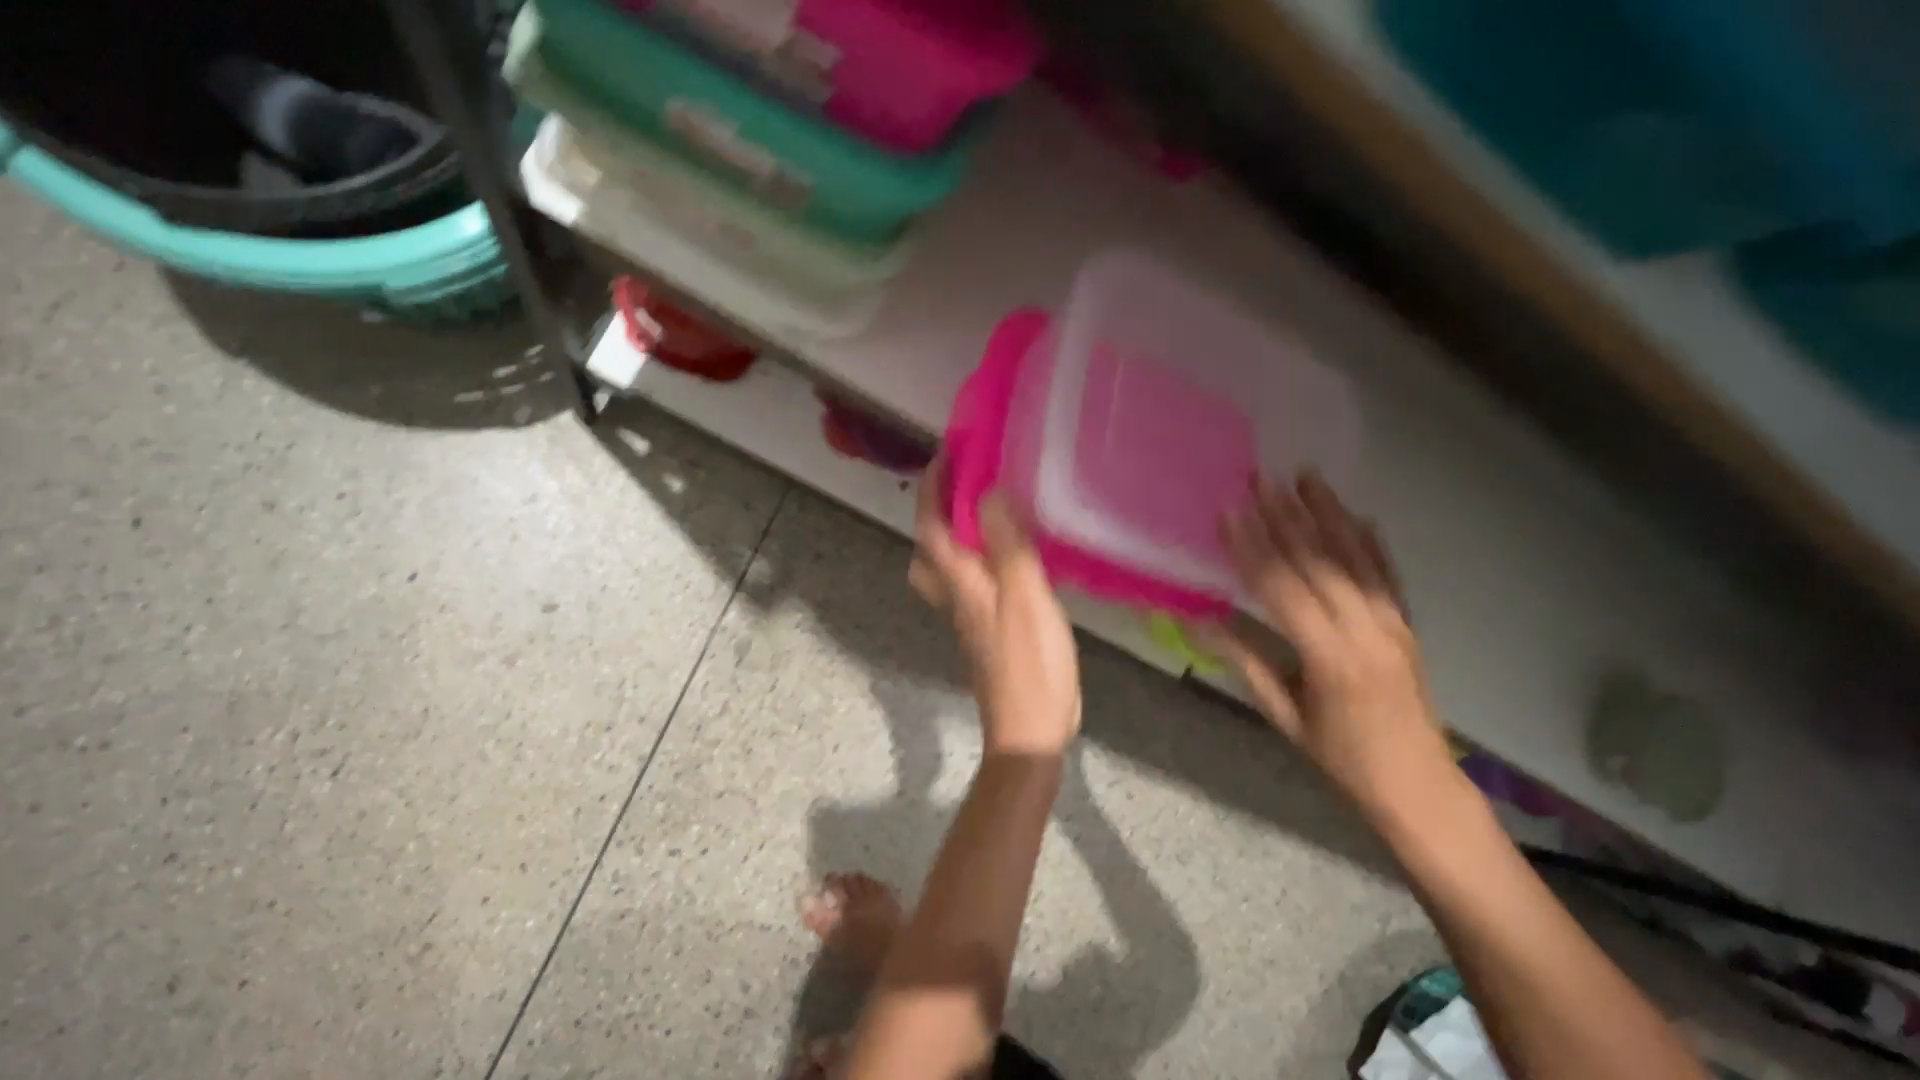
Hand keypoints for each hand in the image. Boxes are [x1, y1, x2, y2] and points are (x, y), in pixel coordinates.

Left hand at [910, 460, 1080, 756]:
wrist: (1029, 730)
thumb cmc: (1030, 663)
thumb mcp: (1025, 596)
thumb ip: (1006, 544)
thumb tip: (988, 492)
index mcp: (959, 582)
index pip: (931, 526)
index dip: (933, 487)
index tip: (947, 452)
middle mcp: (956, 597)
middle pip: (928, 550)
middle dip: (936, 513)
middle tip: (964, 485)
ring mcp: (970, 618)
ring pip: (947, 569)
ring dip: (956, 537)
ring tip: (988, 514)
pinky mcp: (988, 632)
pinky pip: (973, 584)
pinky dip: (981, 560)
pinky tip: (1014, 558)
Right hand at [1206, 472, 1453, 816]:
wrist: (1418, 785)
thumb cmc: (1342, 759)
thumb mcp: (1285, 716)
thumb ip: (1247, 662)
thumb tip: (1202, 621)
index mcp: (1330, 657)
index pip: (1283, 589)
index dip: (1253, 549)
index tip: (1230, 513)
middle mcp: (1366, 630)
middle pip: (1319, 562)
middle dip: (1286, 518)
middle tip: (1259, 480)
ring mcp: (1393, 623)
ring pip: (1356, 558)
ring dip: (1328, 514)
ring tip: (1305, 477)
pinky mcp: (1408, 624)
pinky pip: (1388, 574)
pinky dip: (1371, 541)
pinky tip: (1357, 515)